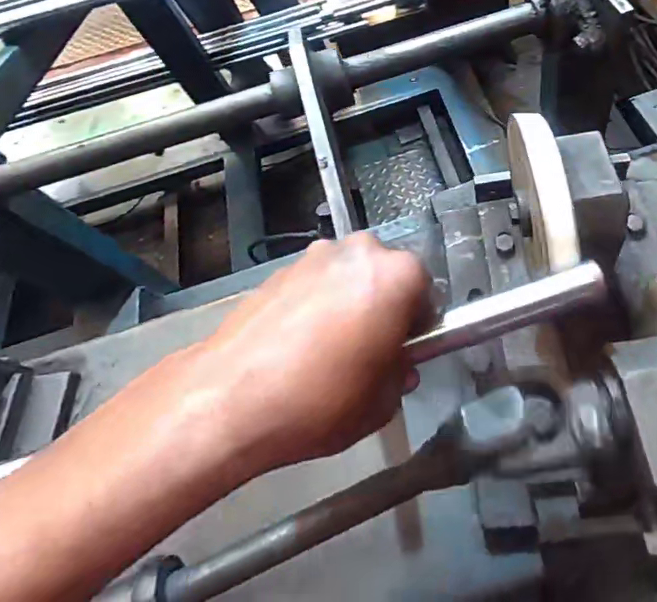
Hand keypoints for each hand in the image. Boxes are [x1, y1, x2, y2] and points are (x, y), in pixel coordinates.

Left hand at [123, 234, 428, 478]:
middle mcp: (360, 252)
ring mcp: (316, 256)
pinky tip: (299, 347)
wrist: (229, 399)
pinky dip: (315, 306)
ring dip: (349, 303)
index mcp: (397, 275)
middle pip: (386, 276)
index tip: (406, 352)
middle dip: (384, 307)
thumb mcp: (380, 403)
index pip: (427, 293)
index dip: (419, 326)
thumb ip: (400, 376)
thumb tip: (395, 366)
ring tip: (329, 352)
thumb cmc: (320, 399)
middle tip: (370, 352)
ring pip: (349, 278)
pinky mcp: (281, 270)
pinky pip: (315, 284)